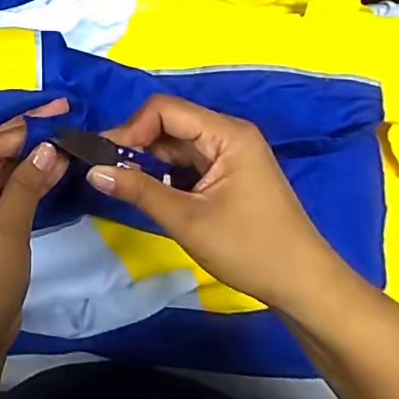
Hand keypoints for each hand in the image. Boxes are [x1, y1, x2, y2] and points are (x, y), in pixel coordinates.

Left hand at [0, 99, 68, 398]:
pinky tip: (58, 165)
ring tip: (70, 136)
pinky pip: (10, 188)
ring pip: (6, 168)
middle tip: (69, 116)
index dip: (26, 125)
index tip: (60, 108)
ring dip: (35, 155)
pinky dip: (32, 177)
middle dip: (31, 135)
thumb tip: (49, 146)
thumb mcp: (7, 233)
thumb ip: (26, 186)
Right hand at [88, 94, 347, 310]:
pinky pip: (185, 160)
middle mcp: (228, 134)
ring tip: (123, 182)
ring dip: (147, 159)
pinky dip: (163, 172)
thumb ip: (138, 190)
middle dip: (135, 143)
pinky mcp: (227, 172)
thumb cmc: (251, 250)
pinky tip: (149, 190)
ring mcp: (229, 153)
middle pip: (168, 122)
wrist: (306, 289)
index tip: (107, 158)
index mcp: (227, 134)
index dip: (131, 128)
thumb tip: (92, 171)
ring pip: (174, 142)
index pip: (164, 109)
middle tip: (107, 171)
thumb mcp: (187, 220)